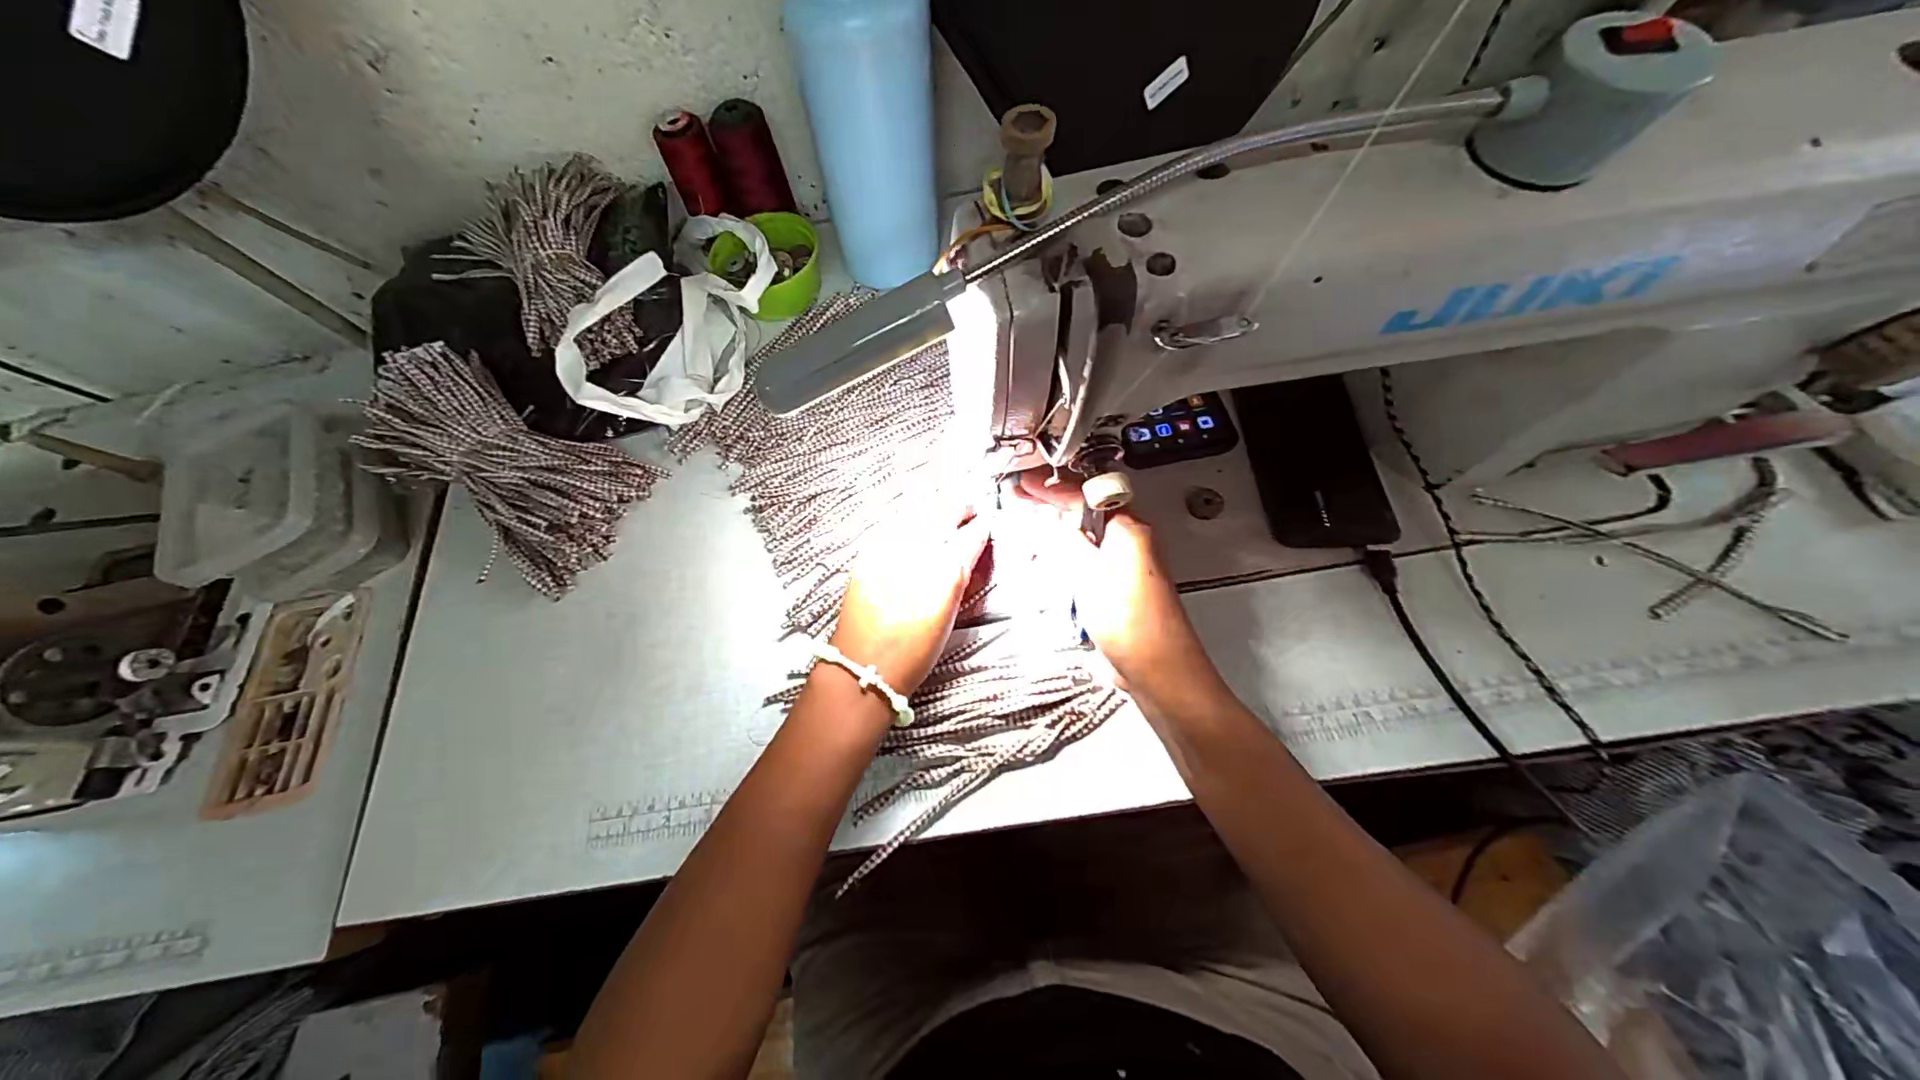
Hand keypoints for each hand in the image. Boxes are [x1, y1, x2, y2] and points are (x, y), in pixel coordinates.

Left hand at [831, 504, 990, 695]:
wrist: (866, 667)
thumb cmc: (913, 652)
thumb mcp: (949, 613)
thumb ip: (959, 575)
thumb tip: (967, 549)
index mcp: (947, 572)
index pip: (971, 533)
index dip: (982, 523)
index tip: (985, 520)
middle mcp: (919, 554)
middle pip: (944, 510)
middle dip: (959, 506)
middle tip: (968, 508)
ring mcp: (888, 549)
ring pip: (917, 510)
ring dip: (934, 507)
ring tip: (943, 511)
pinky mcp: (866, 553)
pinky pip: (892, 524)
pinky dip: (906, 520)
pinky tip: (911, 525)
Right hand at [1015, 470, 1217, 700]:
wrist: (1160, 669)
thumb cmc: (1134, 626)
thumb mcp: (1087, 574)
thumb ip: (1067, 540)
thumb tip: (1053, 518)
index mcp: (1129, 530)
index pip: (1083, 495)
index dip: (1050, 489)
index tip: (1026, 485)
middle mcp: (1132, 543)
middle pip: (1087, 512)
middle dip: (1053, 505)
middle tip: (1024, 499)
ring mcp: (1128, 566)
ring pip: (1088, 536)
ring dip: (1060, 528)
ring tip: (1032, 524)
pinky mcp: (1122, 588)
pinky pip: (1090, 559)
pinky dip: (1069, 553)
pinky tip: (1054, 559)